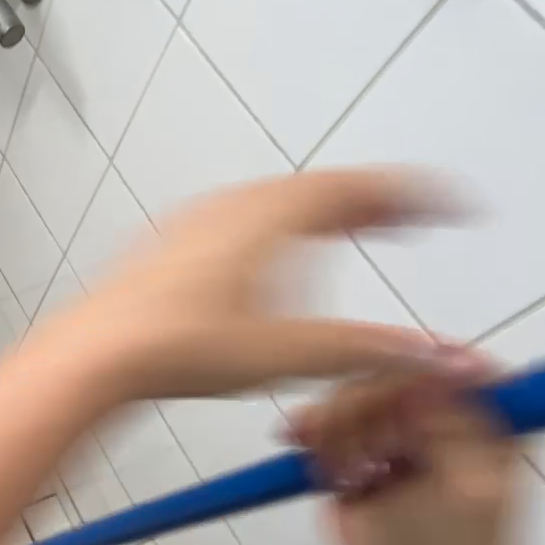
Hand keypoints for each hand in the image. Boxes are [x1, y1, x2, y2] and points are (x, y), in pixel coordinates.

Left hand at [54, 170, 450, 399]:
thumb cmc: (176, 349)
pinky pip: (228, 223)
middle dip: (365, 202)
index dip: (413, 196)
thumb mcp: (286, 353)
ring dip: (312, 213)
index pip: (359, 188)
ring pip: (266, 203)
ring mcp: (187, 226)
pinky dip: (266, 229)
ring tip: (342, 233)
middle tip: (401, 219)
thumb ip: (364, 350)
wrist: (94, 356)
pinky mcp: (159, 251)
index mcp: (268, 217)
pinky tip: (261, 262)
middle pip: (313, 189)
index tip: (450, 207)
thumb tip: (435, 355)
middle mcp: (227, 209)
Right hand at [289, 356, 518, 544]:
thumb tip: (440, 364)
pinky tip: (306, 454)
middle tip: (357, 460)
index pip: (449, 366)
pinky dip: (312, 436)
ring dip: (333, 430)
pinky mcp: (360, 453)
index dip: (410, 373)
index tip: (383, 405)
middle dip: (359, 413)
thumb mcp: (469, 488)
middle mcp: (447, 419)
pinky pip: (328, 423)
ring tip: (336, 474)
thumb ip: (456, 425)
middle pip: (388, 377)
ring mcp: (400, 435)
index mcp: (494, 422)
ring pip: (351, 397)